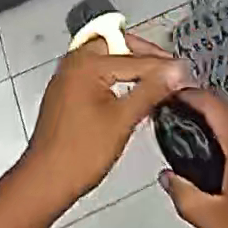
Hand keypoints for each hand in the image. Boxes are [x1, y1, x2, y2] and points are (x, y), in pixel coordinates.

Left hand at [21, 33, 188, 208]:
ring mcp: (67, 76)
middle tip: (167, 68)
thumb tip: (177, 70)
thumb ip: (151, 90)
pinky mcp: (65, 92)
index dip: (162, 67)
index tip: (184, 72)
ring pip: (105, 56)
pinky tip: (130, 91)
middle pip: (116, 44)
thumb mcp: (122, 120)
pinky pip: (95, 71)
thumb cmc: (83, 152)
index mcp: (87, 63)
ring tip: (154, 78)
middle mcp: (74, 61)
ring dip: (129, 63)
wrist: (43, 183)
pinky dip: (114, 75)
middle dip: (143, 54)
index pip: (134, 58)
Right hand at [158, 89, 227, 227]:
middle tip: (172, 126)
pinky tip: (221, 173)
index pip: (210, 102)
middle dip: (197, 116)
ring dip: (215, 133)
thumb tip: (169, 179)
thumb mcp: (217, 223)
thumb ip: (185, 195)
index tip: (166, 94)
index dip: (185, 94)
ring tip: (191, 149)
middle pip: (224, 112)